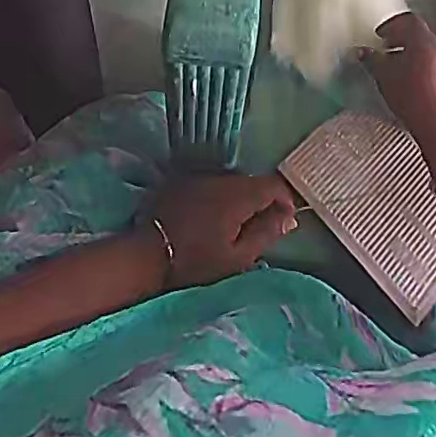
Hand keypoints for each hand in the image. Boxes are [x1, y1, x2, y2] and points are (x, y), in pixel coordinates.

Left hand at [150, 175, 297, 288]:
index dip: (285, 199)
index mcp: (238, 194)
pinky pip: (209, 184)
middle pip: (251, 182)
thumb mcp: (237, 256)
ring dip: (238, 199)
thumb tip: (288, 217)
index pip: (273, 184)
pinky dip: (217, 197)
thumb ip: (266, 233)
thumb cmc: (196, 260)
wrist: (147, 254)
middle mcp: (220, 177)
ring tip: (234, 226)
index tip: (285, 219)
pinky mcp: (180, 180)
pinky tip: (210, 218)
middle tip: (260, 228)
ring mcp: (198, 176)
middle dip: (261, 201)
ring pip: (230, 182)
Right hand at [362, 13, 435, 136]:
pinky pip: (432, 61)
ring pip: (426, 48)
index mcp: (423, 40)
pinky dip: (418, 63)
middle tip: (384, 47)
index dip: (392, 25)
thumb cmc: (408, 92)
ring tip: (392, 65)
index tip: (379, 35)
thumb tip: (361, 51)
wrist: (435, 121)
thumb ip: (372, 59)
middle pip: (419, 33)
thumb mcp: (384, 74)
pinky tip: (406, 78)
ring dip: (409, 51)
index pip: (409, 20)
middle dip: (400, 38)